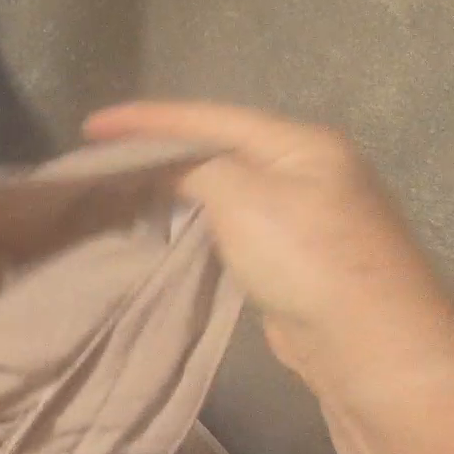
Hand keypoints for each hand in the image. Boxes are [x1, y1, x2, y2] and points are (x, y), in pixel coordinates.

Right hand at [84, 101, 453, 385]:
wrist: (362, 334)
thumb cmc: (304, 256)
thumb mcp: (243, 199)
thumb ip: (198, 170)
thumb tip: (168, 169)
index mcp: (299, 143)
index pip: (208, 118)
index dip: (145, 119)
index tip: (91, 125)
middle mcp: (304, 166)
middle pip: (216, 143)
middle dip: (157, 143)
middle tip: (102, 151)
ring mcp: (299, 207)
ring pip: (220, 178)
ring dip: (171, 176)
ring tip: (124, 178)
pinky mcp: (287, 246)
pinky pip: (225, 212)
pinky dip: (189, 207)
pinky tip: (165, 214)